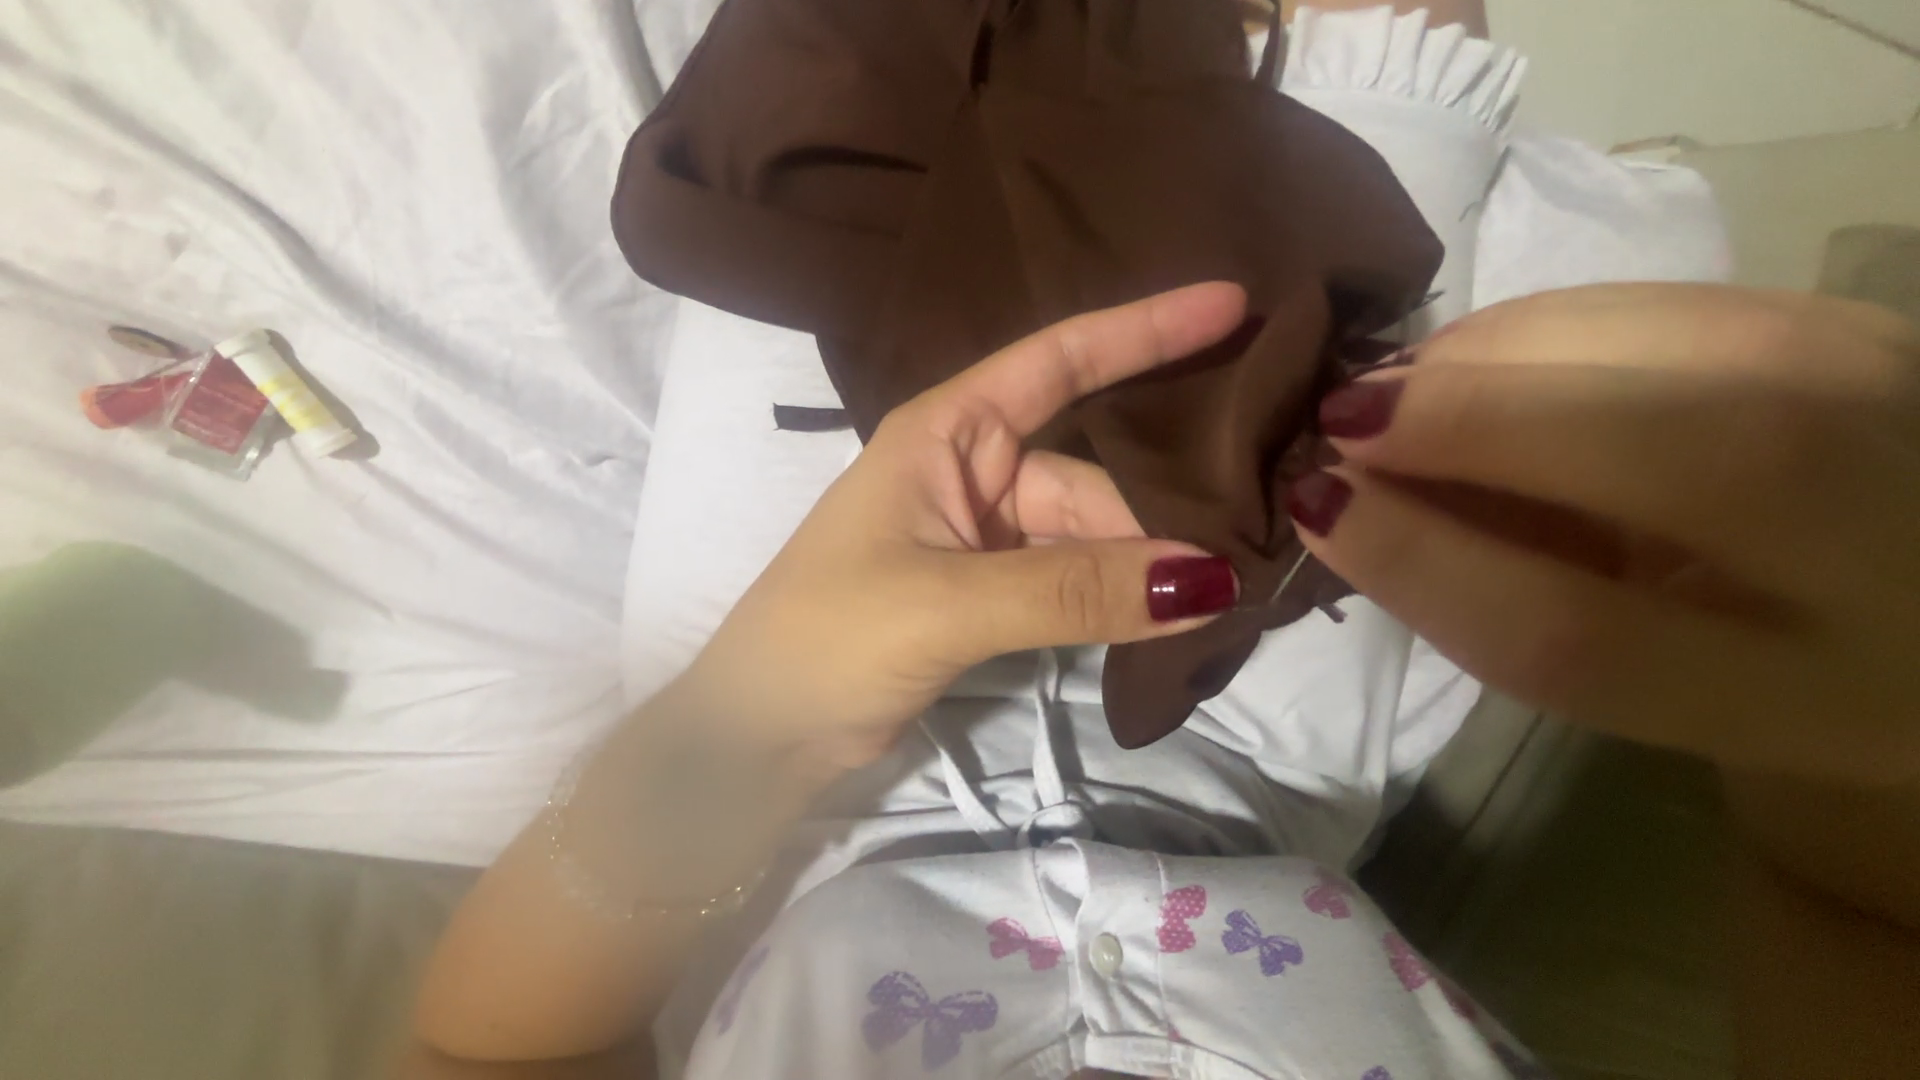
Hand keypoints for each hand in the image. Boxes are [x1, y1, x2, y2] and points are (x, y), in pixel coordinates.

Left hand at [684, 283, 1247, 771]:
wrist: (759, 732)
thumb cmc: (828, 637)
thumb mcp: (950, 603)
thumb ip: (1076, 589)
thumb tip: (1211, 579)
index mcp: (945, 432)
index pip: (1057, 360)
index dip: (1144, 330)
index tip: (1232, 305)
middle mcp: (967, 471)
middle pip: (1087, 473)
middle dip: (1157, 510)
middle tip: (1251, 539)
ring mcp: (977, 537)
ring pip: (1085, 535)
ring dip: (1141, 566)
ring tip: (1222, 595)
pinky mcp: (985, 594)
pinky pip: (1069, 580)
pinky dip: (1112, 598)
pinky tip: (1165, 618)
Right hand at [1287, 284, 1919, 784]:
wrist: (1905, 568)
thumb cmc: (1728, 650)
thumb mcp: (1618, 671)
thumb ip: (1491, 597)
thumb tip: (1349, 495)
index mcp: (1802, 696)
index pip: (1571, 633)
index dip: (1418, 561)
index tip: (1315, 505)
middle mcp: (1884, 548)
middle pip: (1665, 449)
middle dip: (1461, 420)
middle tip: (1340, 421)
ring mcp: (1890, 400)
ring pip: (1666, 338)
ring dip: (1478, 356)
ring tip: (1391, 392)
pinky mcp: (1850, 316)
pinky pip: (1655, 296)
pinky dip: (1527, 322)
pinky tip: (1469, 361)